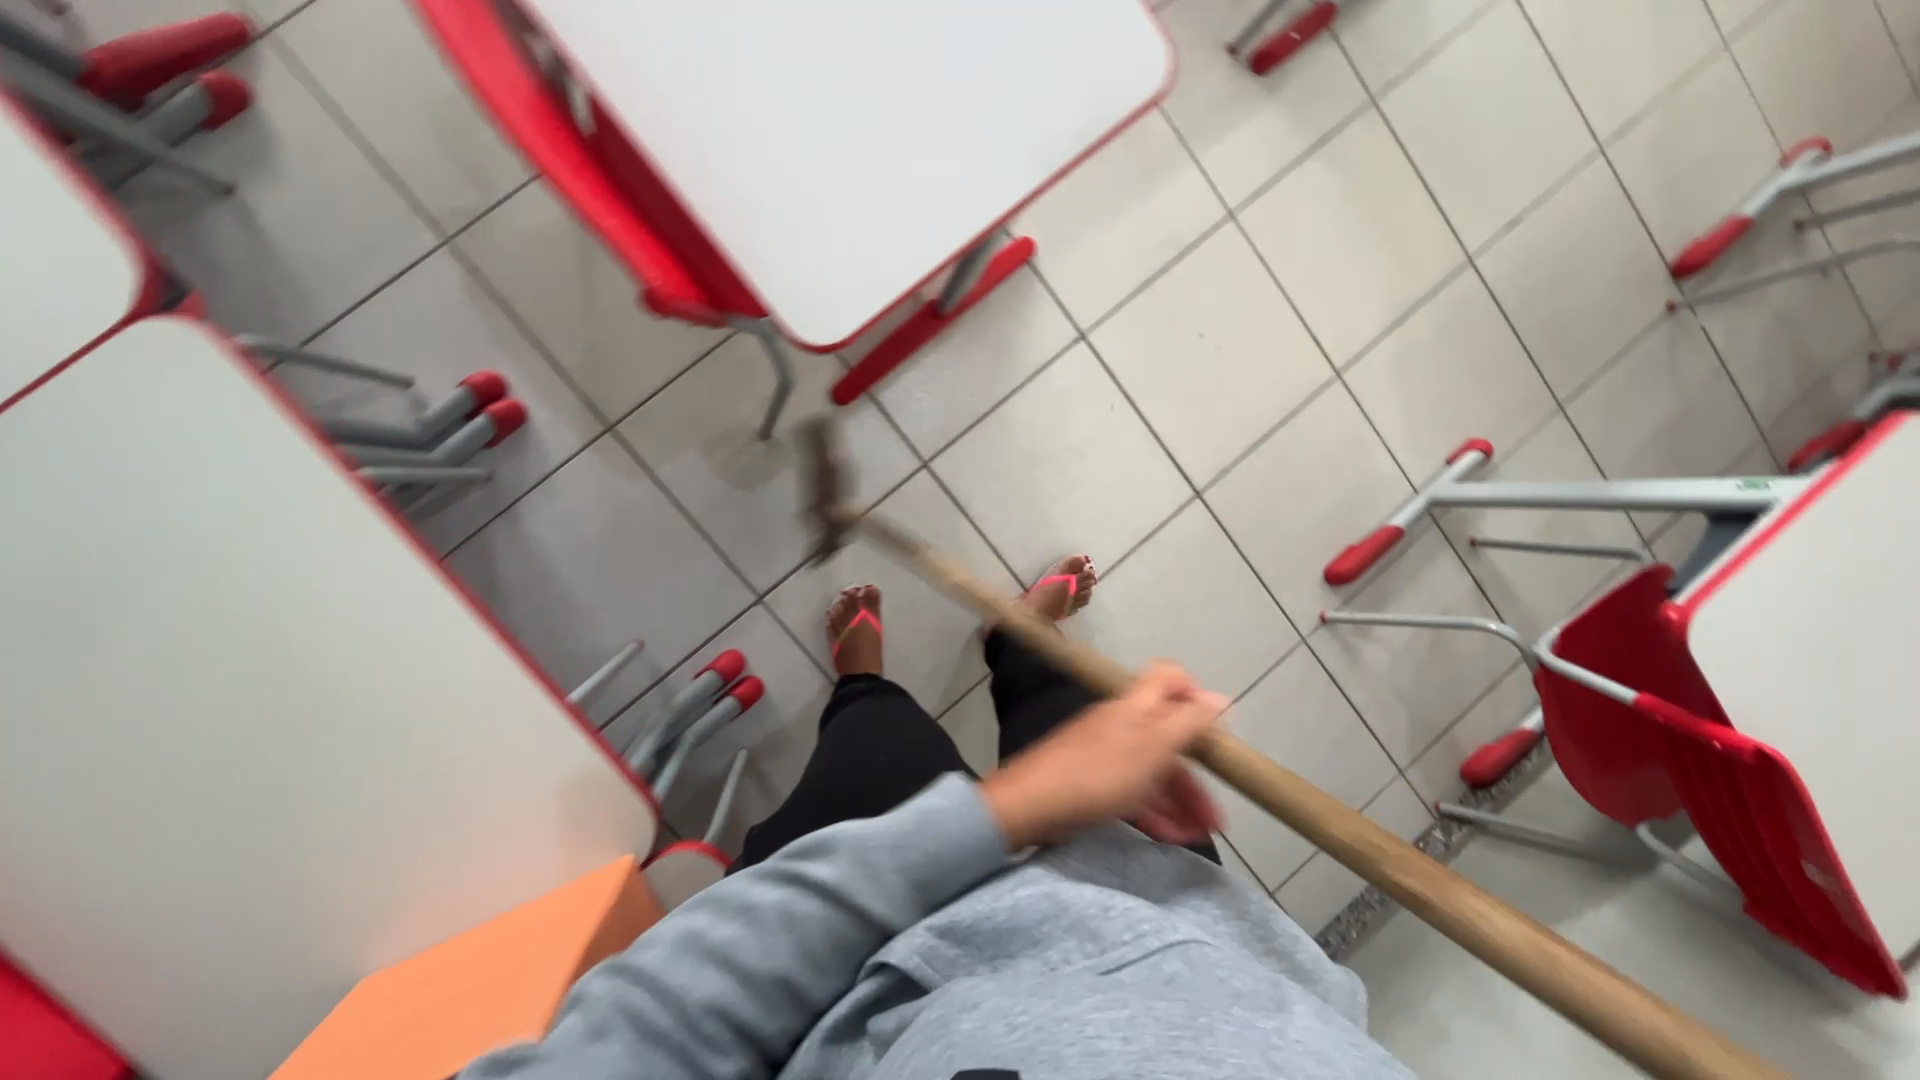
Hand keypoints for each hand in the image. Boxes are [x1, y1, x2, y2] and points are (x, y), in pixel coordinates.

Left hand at [978, 662, 1225, 849]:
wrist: (1031, 804)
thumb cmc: (1099, 772)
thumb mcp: (1153, 747)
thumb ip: (1188, 722)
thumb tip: (1221, 697)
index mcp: (1135, 706)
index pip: (1167, 678)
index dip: (1193, 694)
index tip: (1215, 730)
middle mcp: (1121, 723)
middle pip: (1167, 738)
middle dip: (1196, 776)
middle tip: (1217, 816)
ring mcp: (1105, 753)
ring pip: (1152, 771)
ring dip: (1180, 801)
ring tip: (1200, 835)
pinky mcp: (1092, 783)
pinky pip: (1132, 792)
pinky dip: (1154, 811)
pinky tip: (1172, 837)